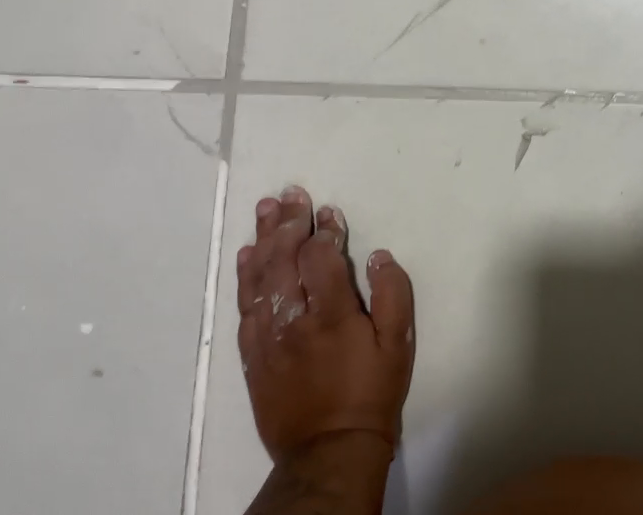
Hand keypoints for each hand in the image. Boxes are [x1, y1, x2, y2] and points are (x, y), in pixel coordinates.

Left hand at [237, 186, 414, 462]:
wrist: (328, 449)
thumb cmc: (371, 392)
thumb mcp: (399, 343)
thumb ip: (393, 294)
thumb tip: (379, 256)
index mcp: (331, 313)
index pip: (321, 257)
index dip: (324, 230)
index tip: (328, 210)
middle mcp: (293, 319)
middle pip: (284, 259)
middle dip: (287, 223)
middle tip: (290, 194)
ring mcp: (268, 337)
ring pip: (259, 278)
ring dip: (261, 240)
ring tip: (264, 210)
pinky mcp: (253, 355)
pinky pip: (243, 308)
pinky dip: (244, 277)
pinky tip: (246, 257)